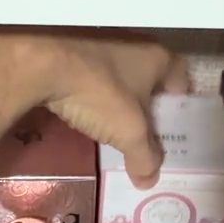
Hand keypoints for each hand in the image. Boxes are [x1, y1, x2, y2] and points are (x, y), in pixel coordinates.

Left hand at [0, 31, 189, 187]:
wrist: (41, 62)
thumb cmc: (99, 92)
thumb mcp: (129, 132)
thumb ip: (145, 158)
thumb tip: (149, 181)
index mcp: (158, 57)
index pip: (182, 78)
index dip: (180, 105)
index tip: (173, 127)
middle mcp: (135, 42)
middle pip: (150, 78)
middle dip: (148, 105)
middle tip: (144, 133)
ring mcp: (101, 41)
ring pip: (120, 74)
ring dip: (119, 98)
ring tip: (113, 126)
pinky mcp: (72, 46)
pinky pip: (92, 73)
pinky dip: (93, 91)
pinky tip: (84, 110)